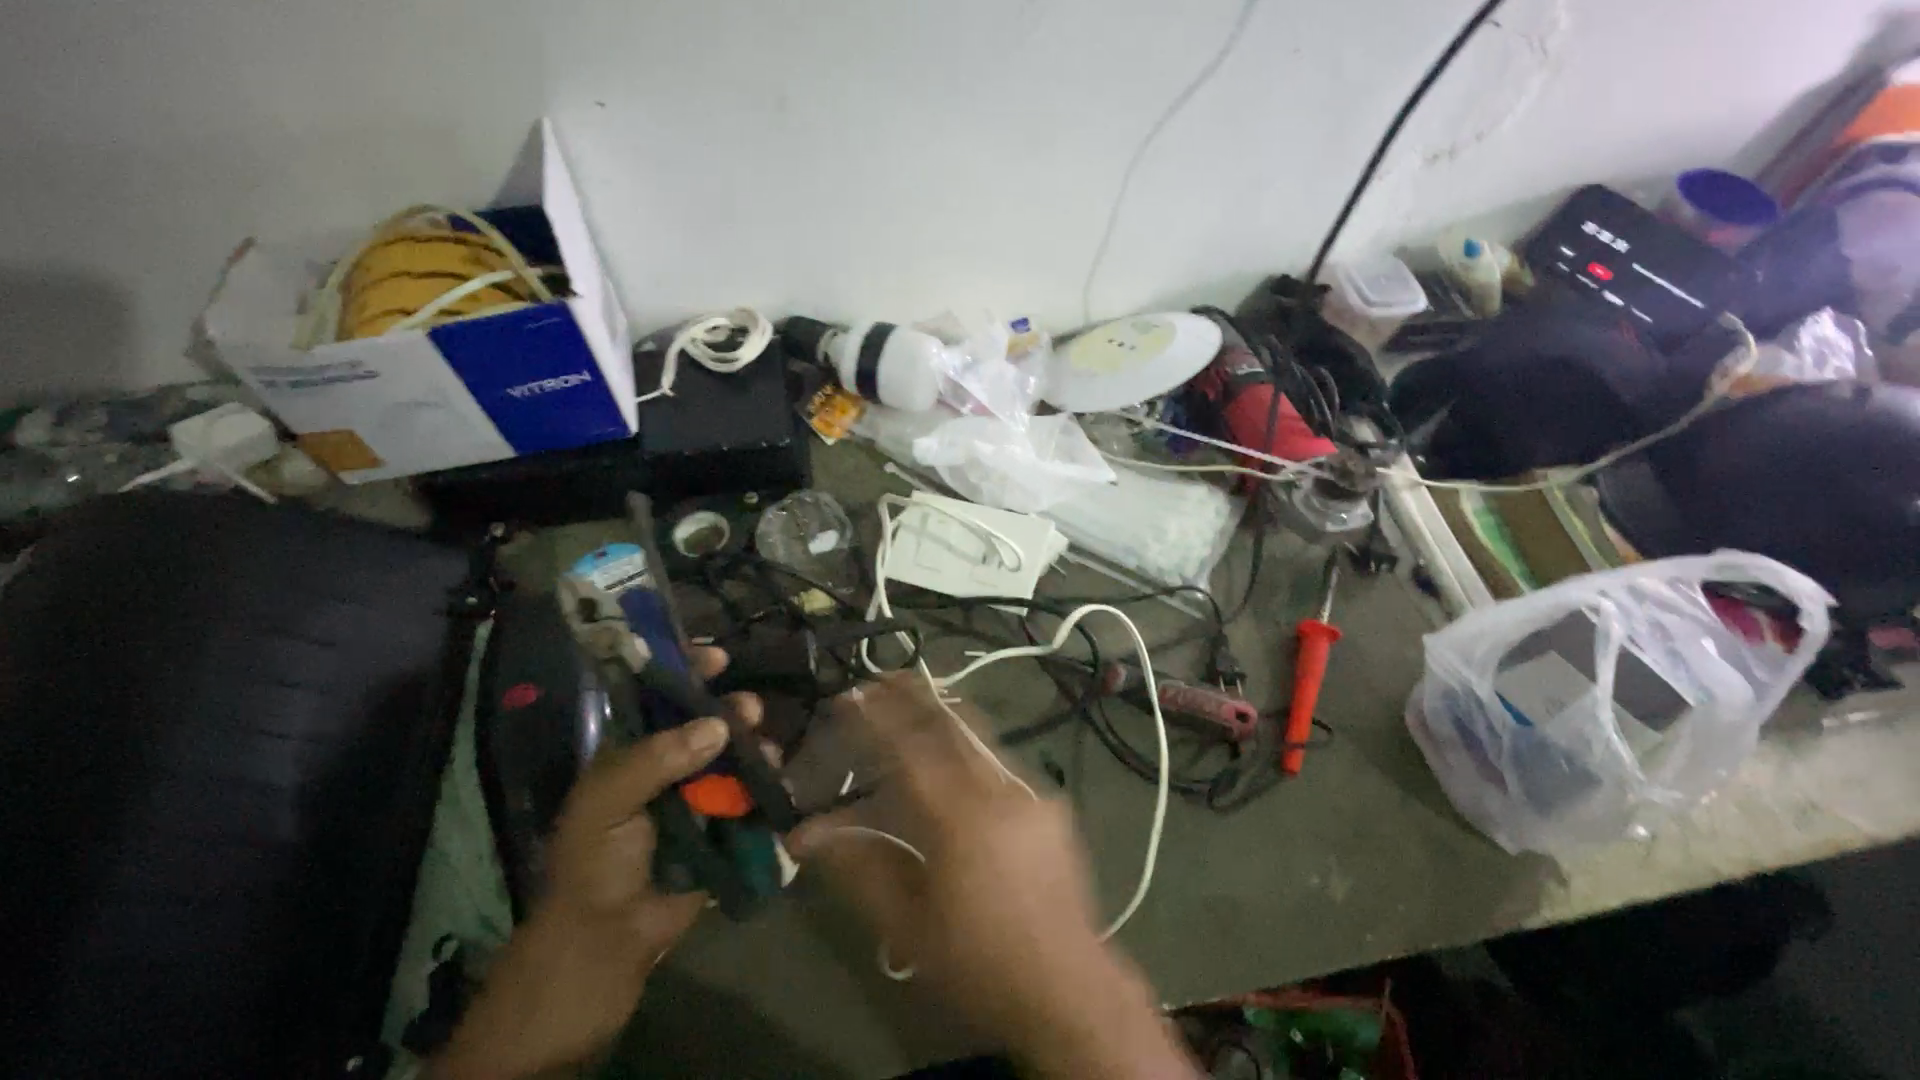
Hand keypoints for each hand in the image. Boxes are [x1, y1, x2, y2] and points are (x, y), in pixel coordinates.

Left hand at [433, 647, 760, 1079]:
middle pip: (706, 728)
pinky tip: (780, 780)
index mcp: (631, 756)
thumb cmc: (594, 863)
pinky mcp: (723, 833)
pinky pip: (749, 802)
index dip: (686, 675)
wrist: (608, 940)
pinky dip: (766, 789)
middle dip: (731, 713)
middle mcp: (667, 771)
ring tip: (769, 752)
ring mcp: (697, 802)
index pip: (660, 702)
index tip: (718, 656)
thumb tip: (717, 726)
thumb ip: (654, 759)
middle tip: (753, 709)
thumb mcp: (606, 802)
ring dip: (753, 751)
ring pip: (733, 761)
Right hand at [788, 675, 1196, 1078]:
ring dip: (942, 718)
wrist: (1069, 989)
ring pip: (978, 738)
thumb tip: (807, 834)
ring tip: (913, 708)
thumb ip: (858, 868)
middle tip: (881, 679)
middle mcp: (999, 791)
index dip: (875, 715)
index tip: (848, 694)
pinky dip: (970, 755)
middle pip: (949, 723)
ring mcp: (1032, 794)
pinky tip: (956, 771)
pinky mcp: (1052, 807)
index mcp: (958, 817)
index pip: (907, 746)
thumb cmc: (977, 964)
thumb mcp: (907, 925)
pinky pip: (1000, 766)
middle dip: (913, 695)